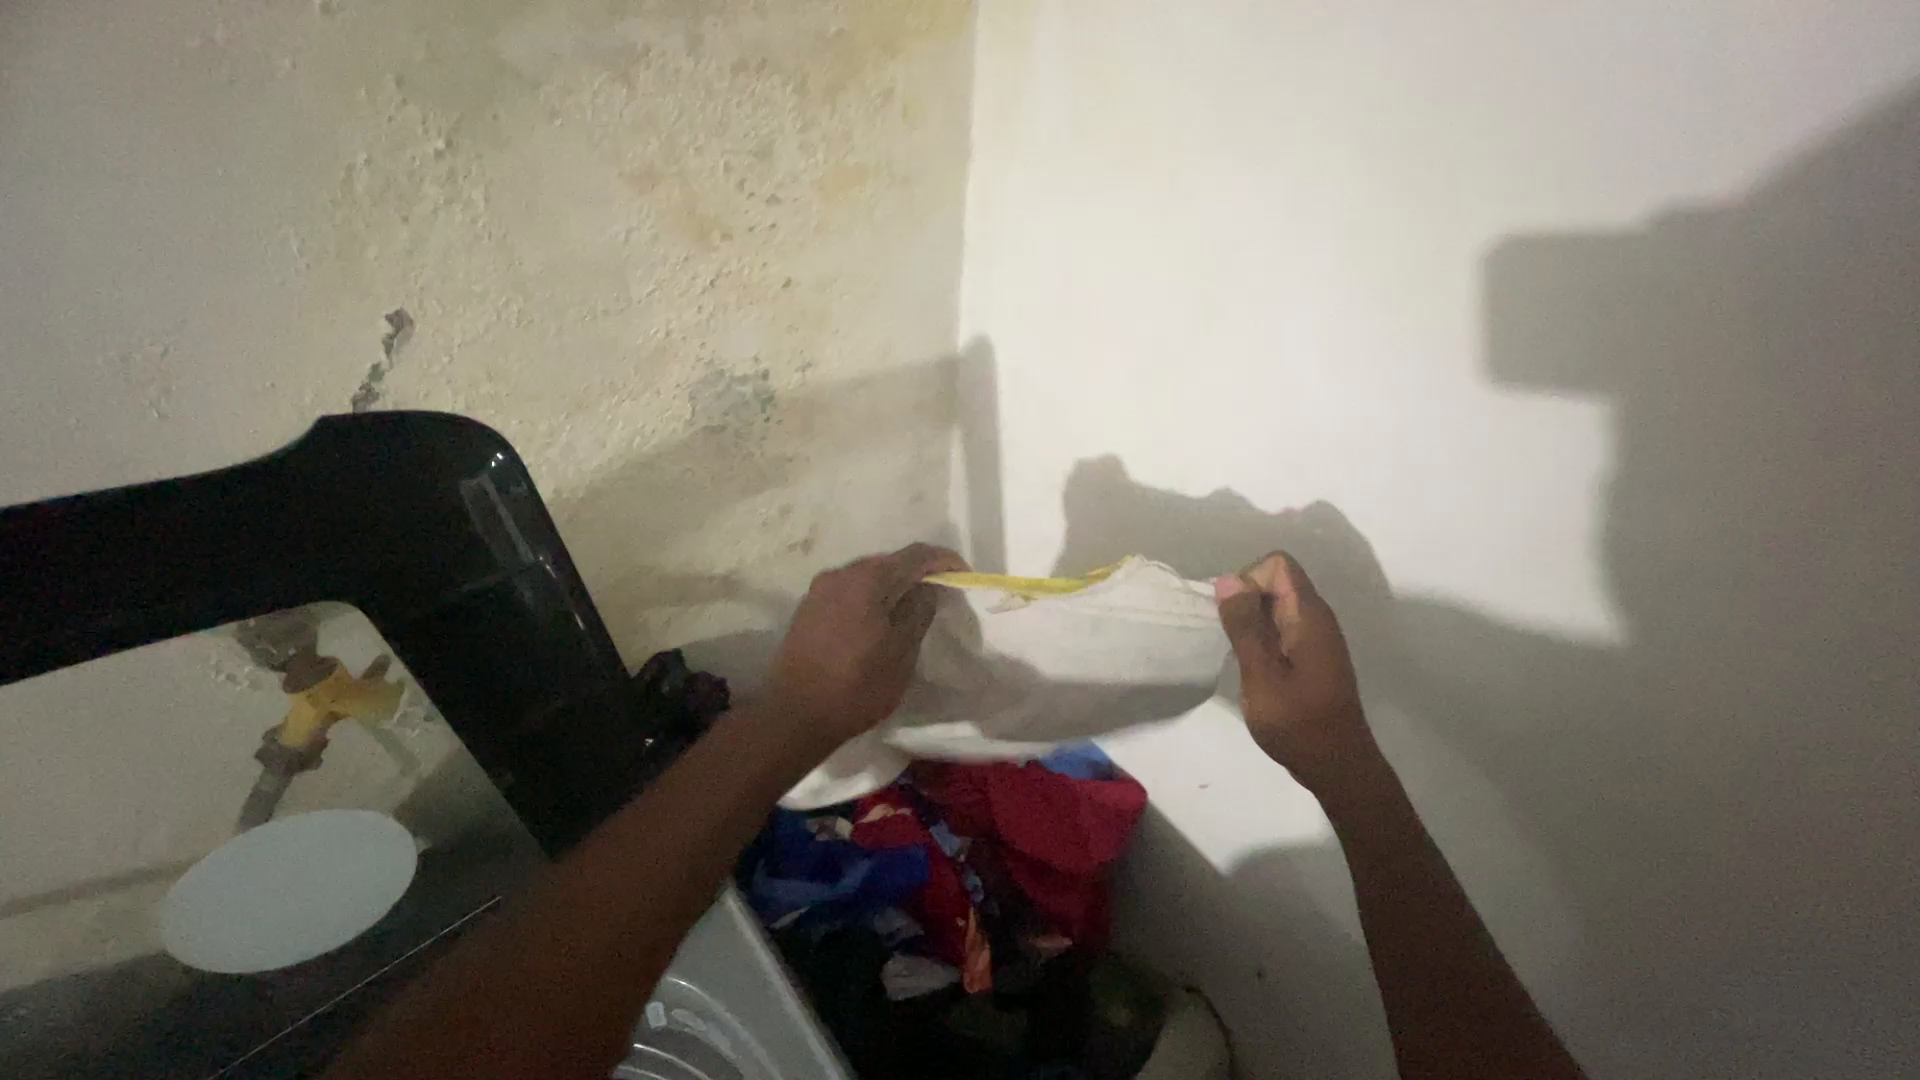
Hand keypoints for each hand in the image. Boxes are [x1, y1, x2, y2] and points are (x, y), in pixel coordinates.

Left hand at [765, 542, 967, 745]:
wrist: (792, 715)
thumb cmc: (856, 686)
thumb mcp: (902, 653)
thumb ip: (920, 612)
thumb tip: (929, 587)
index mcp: (867, 579)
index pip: (915, 555)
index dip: (944, 560)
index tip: (964, 577)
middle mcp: (840, 574)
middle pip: (889, 562)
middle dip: (918, 573)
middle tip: (941, 595)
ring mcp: (820, 590)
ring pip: (867, 577)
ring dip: (893, 587)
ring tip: (912, 611)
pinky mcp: (808, 608)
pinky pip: (849, 591)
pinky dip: (871, 598)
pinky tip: (880, 621)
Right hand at [1214, 551, 1385, 794]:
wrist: (1337, 767)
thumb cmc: (1298, 723)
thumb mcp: (1261, 675)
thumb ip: (1244, 627)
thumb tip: (1227, 580)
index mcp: (1309, 617)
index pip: (1277, 564)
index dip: (1248, 580)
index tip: (1234, 618)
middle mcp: (1317, 619)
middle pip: (1276, 581)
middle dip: (1245, 600)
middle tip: (1231, 641)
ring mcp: (1316, 639)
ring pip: (1276, 606)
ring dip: (1250, 621)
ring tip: (1238, 655)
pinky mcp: (1310, 657)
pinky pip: (1281, 628)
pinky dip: (1260, 638)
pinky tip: (1251, 667)